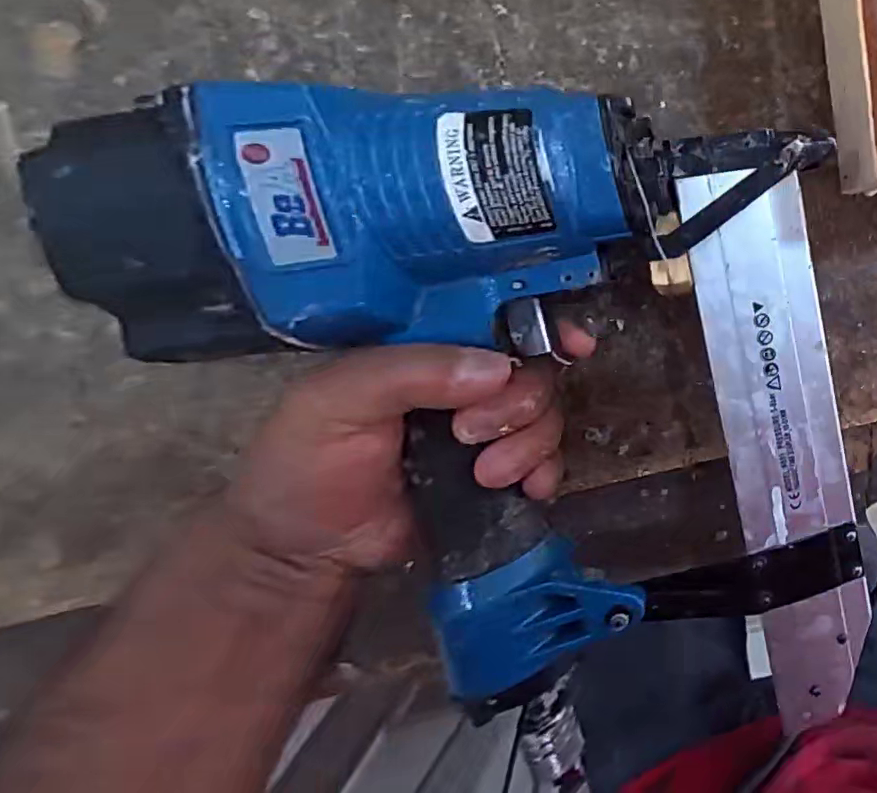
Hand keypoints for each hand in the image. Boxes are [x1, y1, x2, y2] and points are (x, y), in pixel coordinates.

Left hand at [222, 318, 595, 574]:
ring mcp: (492, 428)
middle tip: (470, 435)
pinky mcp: (506, 471)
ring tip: (487, 476)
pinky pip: (552, 459)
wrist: (303, 556)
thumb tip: (500, 368)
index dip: (543, 325)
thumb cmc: (304, 466)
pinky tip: (527, 489)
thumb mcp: (334, 402)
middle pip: (536, 371)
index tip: (573, 343)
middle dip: (519, 404)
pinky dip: (547, 471)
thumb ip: (410, 372)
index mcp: (434, 350)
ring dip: (529, 445)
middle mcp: (472, 382)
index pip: (499, 320)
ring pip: (550, 414)